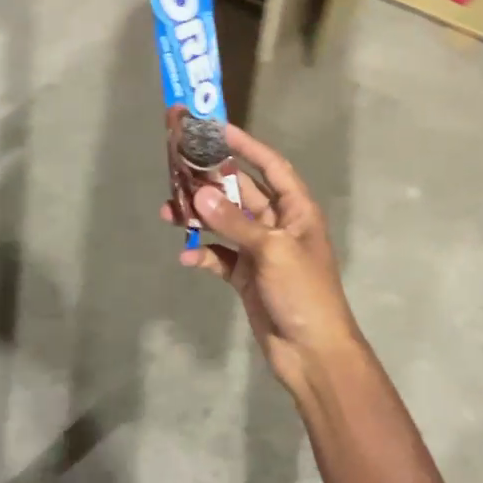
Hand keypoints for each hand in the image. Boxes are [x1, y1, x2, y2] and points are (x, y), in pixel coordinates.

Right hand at [159, 124, 363, 392]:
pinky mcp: (247, 277)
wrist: (312, 353)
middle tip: (179, 167)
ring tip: (169, 211)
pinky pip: (220, 256)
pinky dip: (203, 253)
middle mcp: (279, 223)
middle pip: (243, 191)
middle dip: (213, 181)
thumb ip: (235, 223)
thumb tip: (200, 195)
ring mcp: (262, 250)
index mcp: (297, 208)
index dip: (246, 145)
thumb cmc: (303, 291)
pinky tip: (186, 255)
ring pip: (227, 223)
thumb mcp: (272, 251)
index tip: (217, 129)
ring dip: (201, 216)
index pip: (271, 165)